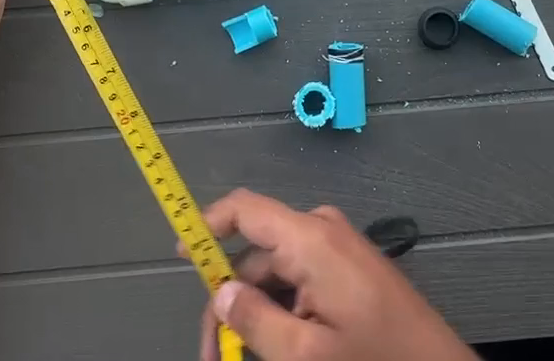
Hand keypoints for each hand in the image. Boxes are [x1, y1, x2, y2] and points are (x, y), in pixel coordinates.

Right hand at [196, 190, 475, 360]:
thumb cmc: (374, 358)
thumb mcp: (305, 354)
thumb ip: (255, 320)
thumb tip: (220, 291)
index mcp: (310, 238)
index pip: (245, 208)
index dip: (206, 224)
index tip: (179, 253)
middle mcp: (322, 231)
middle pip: (256, 254)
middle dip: (228, 301)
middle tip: (213, 354)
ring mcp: (339, 249)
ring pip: (277, 274)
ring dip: (254, 313)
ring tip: (241, 358)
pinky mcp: (350, 269)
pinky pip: (301, 281)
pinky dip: (282, 311)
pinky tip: (275, 346)